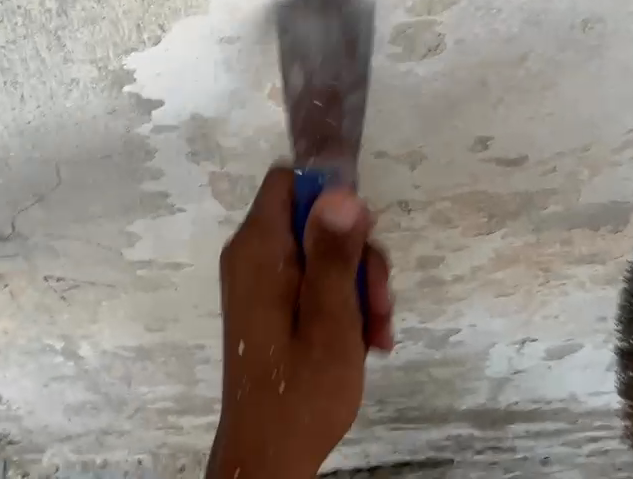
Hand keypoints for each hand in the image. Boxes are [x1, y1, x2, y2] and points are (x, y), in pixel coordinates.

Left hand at [208, 166, 392, 478]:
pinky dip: (340, 304)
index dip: (329, 195)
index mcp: (258, 247)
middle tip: (379, 304)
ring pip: (320, 253)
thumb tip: (340, 190)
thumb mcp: (330, 317)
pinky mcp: (270, 303)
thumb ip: (334, 252)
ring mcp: (260, 280)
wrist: (270, 453)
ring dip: (356, 287)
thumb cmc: (301, 387)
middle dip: (355, 256)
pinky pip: (310, 281)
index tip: (362, 232)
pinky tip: (365, 342)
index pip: (288, 181)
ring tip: (376, 334)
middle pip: (314, 220)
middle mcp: (253, 254)